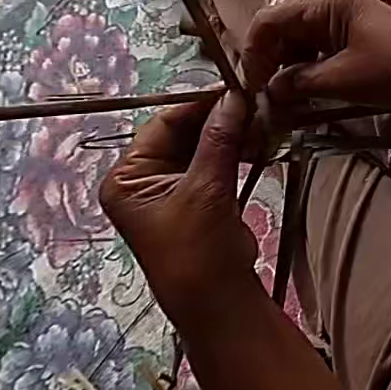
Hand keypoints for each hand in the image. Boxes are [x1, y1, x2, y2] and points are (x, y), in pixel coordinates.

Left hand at [100, 92, 259, 317]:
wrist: (219, 300)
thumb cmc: (196, 249)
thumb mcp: (205, 190)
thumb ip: (219, 139)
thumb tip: (235, 95)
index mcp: (128, 177)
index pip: (163, 123)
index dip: (199, 105)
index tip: (236, 89)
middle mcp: (146, 177)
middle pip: (185, 131)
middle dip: (221, 118)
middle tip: (256, 103)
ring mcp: (175, 185)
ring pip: (206, 143)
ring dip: (234, 132)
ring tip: (263, 120)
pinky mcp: (203, 193)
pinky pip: (220, 159)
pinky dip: (239, 148)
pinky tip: (261, 139)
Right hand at [240, 0, 390, 114]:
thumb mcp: (341, 80)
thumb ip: (297, 83)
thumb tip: (267, 91)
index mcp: (328, 2)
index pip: (270, 21)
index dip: (253, 55)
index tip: (250, 89)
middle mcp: (334, 4)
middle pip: (284, 31)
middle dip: (271, 64)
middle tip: (265, 101)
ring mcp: (348, 21)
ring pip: (302, 43)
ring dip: (289, 71)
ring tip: (284, 103)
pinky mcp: (359, 38)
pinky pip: (322, 51)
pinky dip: (310, 71)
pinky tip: (307, 95)